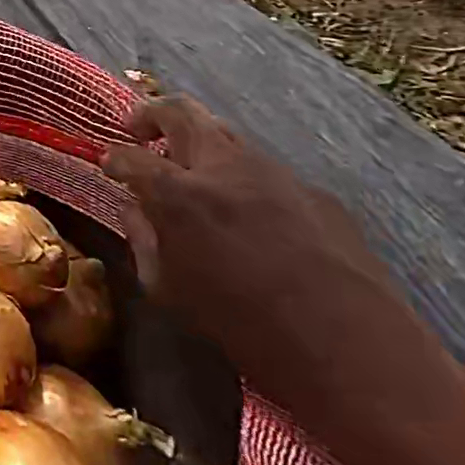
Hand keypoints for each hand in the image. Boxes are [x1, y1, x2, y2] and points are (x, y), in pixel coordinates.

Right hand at [101, 97, 402, 403]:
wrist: (353, 352)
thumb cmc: (242, 325)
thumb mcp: (167, 288)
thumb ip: (142, 238)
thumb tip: (135, 208)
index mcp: (179, 193)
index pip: (130, 156)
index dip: (114, 158)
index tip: (110, 166)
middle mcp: (223, 167)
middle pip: (180, 111)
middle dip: (150, 114)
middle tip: (139, 130)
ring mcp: (274, 173)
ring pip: (225, 134)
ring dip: (199, 145)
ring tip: (193, 175)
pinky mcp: (315, 191)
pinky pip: (265, 172)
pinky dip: (241, 180)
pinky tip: (250, 218)